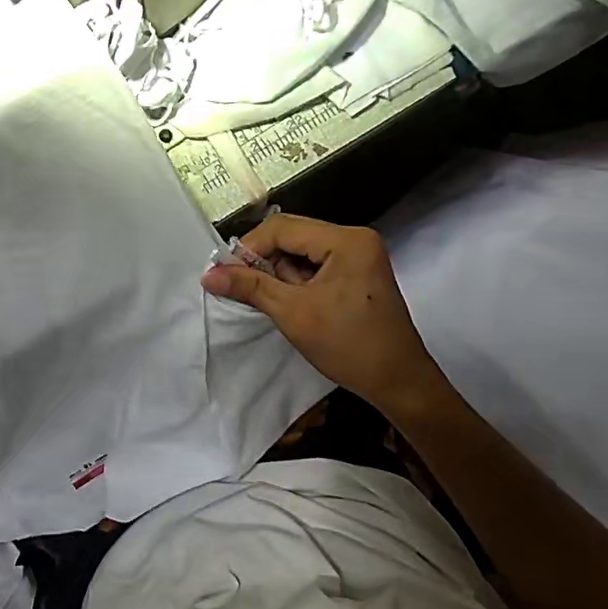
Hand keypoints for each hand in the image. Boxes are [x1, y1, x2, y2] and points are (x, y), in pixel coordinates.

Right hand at [201, 214, 449, 418]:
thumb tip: (209, 275)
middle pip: (294, 237)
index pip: (283, 228)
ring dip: (283, 275)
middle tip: (248, 290)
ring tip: (283, 305)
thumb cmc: (349, 346)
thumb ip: (250, 287)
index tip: (225, 273)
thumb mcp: (293, 313)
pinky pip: (318, 267)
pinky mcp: (359, 274)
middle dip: (267, 263)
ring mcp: (360, 256)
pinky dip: (300, 283)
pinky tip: (297, 306)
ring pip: (303, 254)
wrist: (398, 381)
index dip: (249, 248)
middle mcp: (356, 239)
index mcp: (346, 240)